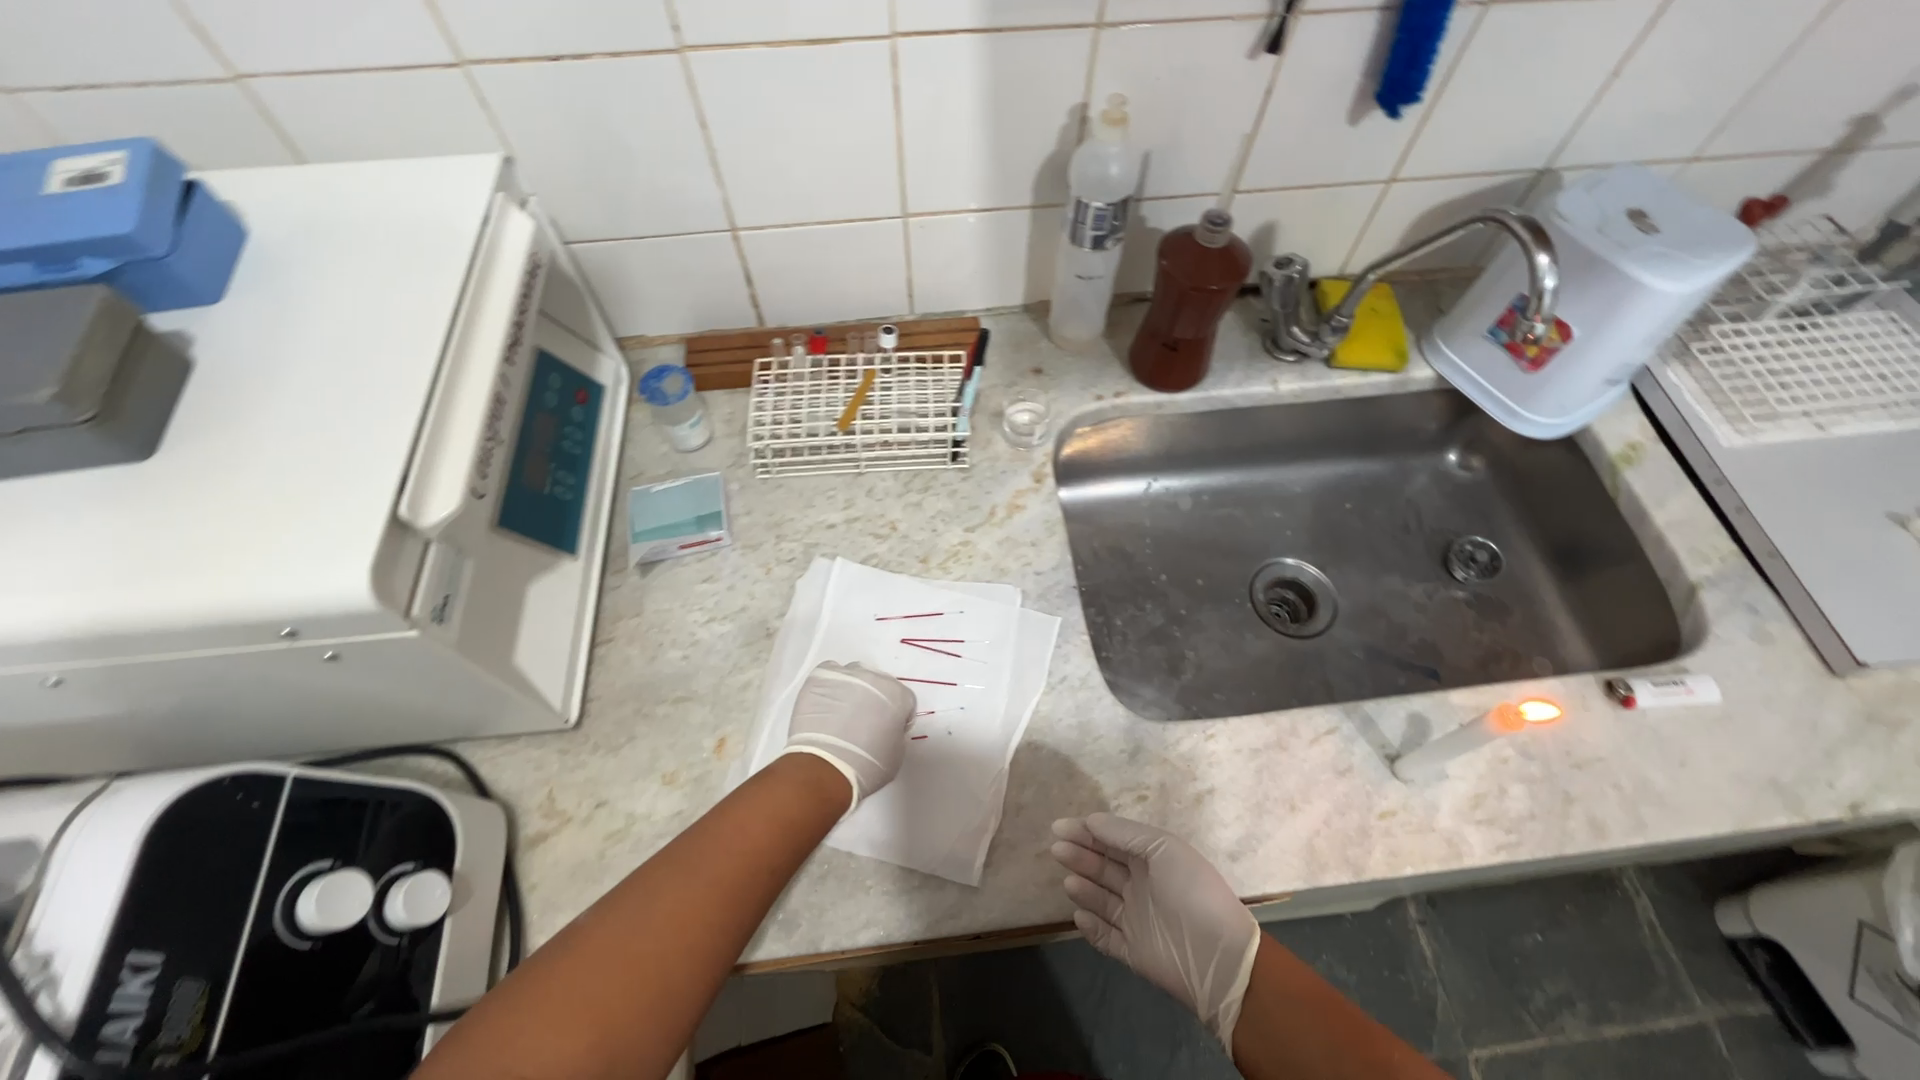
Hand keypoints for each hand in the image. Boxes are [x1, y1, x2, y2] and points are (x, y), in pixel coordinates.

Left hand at [780, 662, 916, 812]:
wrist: (826, 768)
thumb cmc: (868, 766)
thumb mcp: (897, 753)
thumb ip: (897, 731)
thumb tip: (887, 727)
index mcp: (899, 695)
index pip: (903, 700)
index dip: (896, 717)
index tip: (886, 731)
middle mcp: (875, 678)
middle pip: (878, 683)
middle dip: (874, 700)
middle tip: (863, 723)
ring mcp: (846, 675)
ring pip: (853, 675)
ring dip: (851, 690)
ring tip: (840, 714)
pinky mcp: (820, 677)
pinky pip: (829, 673)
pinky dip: (829, 686)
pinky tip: (824, 705)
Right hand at [1051, 812, 1259, 1045]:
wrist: (1217, 957)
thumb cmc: (1191, 892)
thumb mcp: (1163, 848)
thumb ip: (1125, 833)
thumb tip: (1091, 820)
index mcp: (1154, 860)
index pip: (1114, 841)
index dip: (1087, 832)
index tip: (1059, 827)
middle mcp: (1144, 886)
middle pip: (1104, 867)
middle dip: (1080, 856)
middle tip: (1057, 849)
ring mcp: (1138, 920)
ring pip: (1101, 900)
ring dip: (1083, 888)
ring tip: (1068, 881)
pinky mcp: (1133, 951)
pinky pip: (1105, 937)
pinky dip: (1090, 927)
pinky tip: (1078, 916)